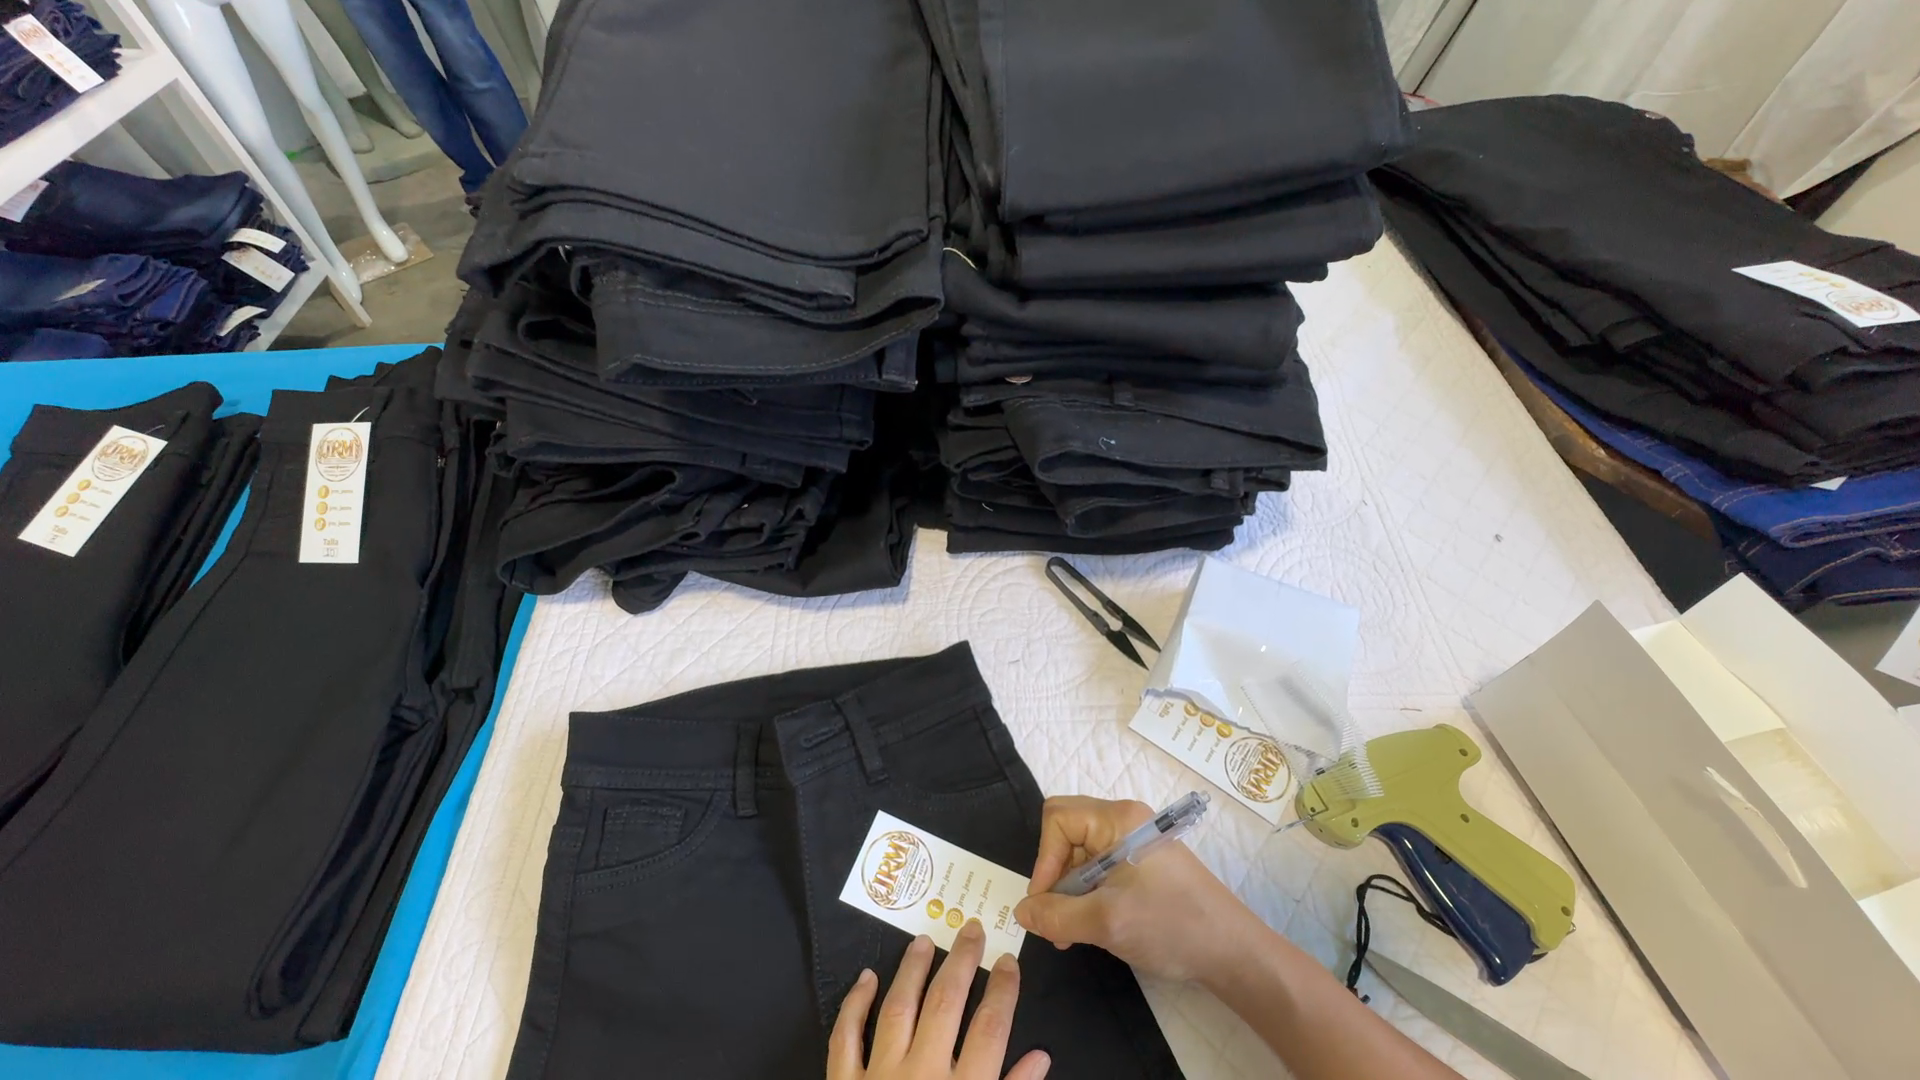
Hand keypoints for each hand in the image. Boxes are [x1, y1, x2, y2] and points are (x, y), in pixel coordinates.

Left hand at [828, 919, 1050, 1079]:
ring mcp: (880, 1077)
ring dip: (913, 970)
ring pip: (898, 1008)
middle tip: (971, 930)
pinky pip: (845, 1038)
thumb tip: (1039, 1059)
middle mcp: (923, 1075)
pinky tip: (866, 978)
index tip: (1009, 961)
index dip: (1003, 990)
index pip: (991, 1028)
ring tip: (925, 940)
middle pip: (947, 1003)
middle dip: (963, 963)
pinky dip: (854, 1005)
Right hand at [1013, 796, 1263, 982]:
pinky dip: (1088, 896)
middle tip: (1055, 919)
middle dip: (1055, 876)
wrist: (1234, 953)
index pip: (1057, 818)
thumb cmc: (1170, 925)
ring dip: (1070, 892)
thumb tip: (1021, 912)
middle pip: (1067, 833)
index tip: (1046, 903)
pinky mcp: (1143, 866)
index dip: (1044, 859)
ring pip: (1081, 855)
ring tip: (1072, 933)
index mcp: (1118, 819)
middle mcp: (1125, 821)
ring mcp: (1136, 843)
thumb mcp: (1105, 922)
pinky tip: (1090, 927)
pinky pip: (1100, 870)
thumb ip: (1056, 915)